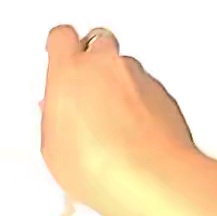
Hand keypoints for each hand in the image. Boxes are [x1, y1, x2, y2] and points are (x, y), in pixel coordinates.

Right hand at [41, 24, 200, 212]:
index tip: (56, 51)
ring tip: (107, 122)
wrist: (147, 177)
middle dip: (91, 61)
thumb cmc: (98, 162)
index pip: (61, 38)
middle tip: (82, 87)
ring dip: (116, 85)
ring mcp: (139, 78)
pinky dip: (138, 104)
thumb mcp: (52, 147)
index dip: (58, 46)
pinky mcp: (163, 96)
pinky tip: (129, 134)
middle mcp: (107, 66)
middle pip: (98, 43)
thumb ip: (54, 118)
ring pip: (125, 68)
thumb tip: (56, 117)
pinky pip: (146, 90)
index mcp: (71, 71)